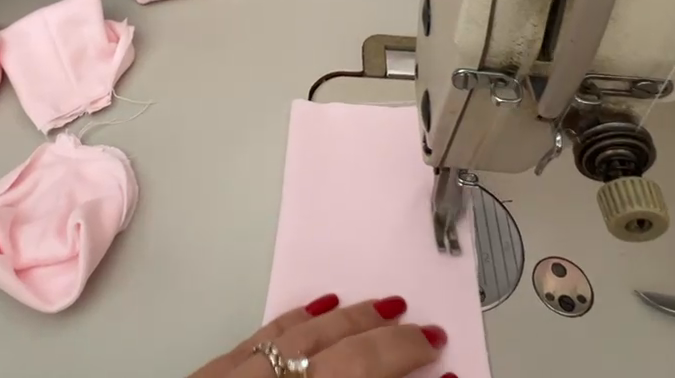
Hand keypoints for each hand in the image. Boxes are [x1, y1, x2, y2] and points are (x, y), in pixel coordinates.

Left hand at [188, 294, 452, 377]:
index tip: (455, 377)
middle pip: (355, 359)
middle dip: (399, 346)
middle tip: (433, 335)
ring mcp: (247, 376)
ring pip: (314, 335)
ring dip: (357, 319)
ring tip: (392, 306)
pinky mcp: (219, 368)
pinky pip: (269, 332)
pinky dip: (301, 318)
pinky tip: (323, 304)